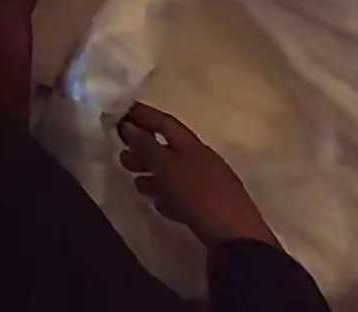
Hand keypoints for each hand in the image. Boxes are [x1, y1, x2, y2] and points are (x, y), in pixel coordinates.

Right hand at [119, 103, 279, 249]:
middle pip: (166, 148)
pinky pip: (183, 194)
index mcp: (193, 146)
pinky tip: (161, 205)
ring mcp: (209, 185)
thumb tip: (127, 125)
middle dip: (142, 150)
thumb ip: (145, 145)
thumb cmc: (199, 196)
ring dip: (152, 175)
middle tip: (123, 156)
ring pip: (172, 172)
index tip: (117, 113)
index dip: (141, 114)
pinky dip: (168, 195)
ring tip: (138, 184)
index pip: (163, 121)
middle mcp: (202, 161)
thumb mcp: (166, 167)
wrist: (240, 243)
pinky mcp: (212, 208)